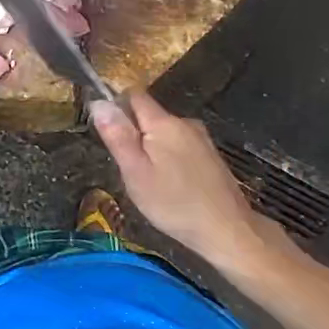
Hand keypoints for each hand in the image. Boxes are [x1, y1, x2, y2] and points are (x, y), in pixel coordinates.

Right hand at [90, 91, 272, 265]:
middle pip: (148, 115)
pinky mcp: (211, 157)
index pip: (133, 95)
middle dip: (133, 133)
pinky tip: (171, 185)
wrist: (230, 232)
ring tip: (149, 180)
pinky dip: (169, 158)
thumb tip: (99, 102)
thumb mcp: (136, 172)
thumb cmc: (175, 204)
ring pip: (164, 132)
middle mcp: (185, 123)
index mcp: (164, 123)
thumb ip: (117, 135)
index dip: (116, 106)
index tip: (110, 134)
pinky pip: (179, 146)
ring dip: (151, 147)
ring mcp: (201, 140)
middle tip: (128, 167)